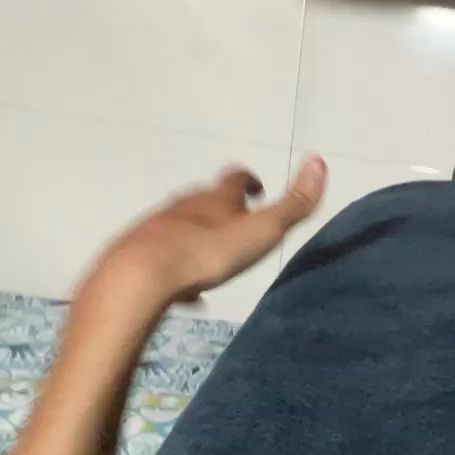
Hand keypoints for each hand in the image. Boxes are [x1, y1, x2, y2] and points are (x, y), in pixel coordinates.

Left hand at [84, 157, 326, 309]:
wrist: (138, 278)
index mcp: (216, 199)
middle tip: (236, 224)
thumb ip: (293, 204)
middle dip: (220, 208)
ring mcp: (155, 228)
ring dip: (196, 235)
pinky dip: (175, 268)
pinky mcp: (134, 254)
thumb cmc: (207, 253)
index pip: (235, 179)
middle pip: (203, 199)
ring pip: (180, 225)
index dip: (248, 181)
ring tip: (210, 259)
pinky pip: (160, 256)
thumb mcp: (262, 230)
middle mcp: (184, 206)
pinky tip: (183, 292)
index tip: (258, 189)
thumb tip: (320, 162)